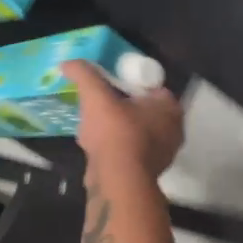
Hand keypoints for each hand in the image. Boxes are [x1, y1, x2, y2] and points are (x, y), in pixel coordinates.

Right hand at [62, 59, 184, 178]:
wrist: (118, 179)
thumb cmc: (115, 133)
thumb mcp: (95, 96)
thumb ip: (84, 75)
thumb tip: (68, 62)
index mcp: (169, 107)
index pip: (150, 87)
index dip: (128, 84)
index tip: (107, 87)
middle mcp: (174, 129)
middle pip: (143, 110)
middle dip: (122, 107)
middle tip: (99, 105)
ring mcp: (163, 153)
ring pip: (137, 132)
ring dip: (118, 129)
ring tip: (94, 126)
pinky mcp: (148, 171)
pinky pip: (131, 151)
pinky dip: (116, 148)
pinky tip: (97, 147)